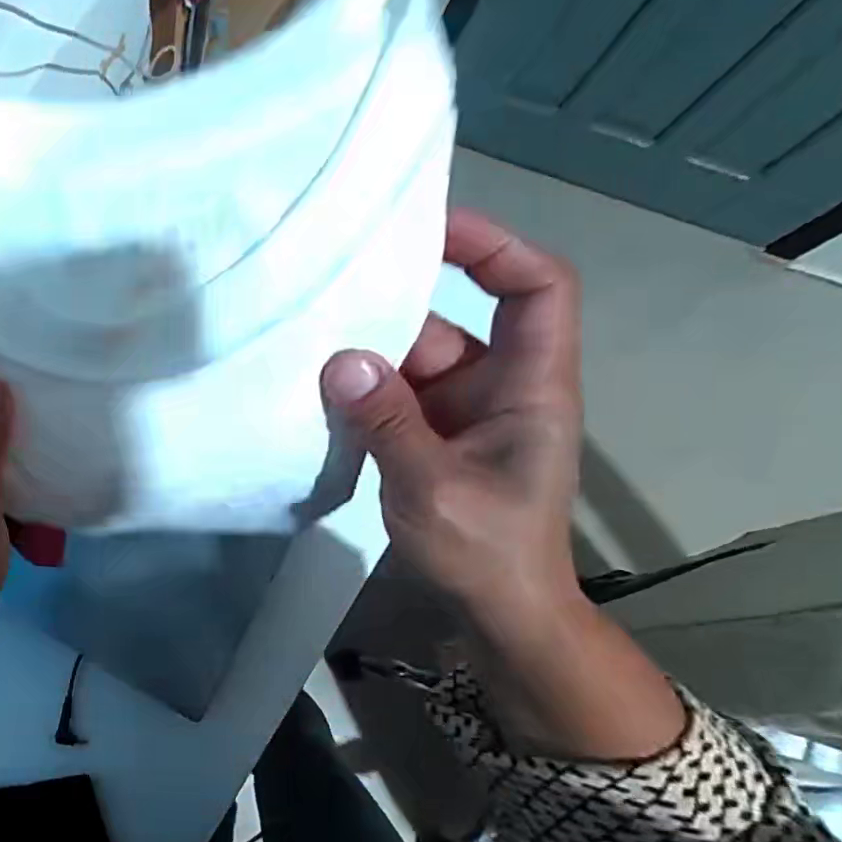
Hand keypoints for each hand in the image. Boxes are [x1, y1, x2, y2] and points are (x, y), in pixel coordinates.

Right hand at [322, 209, 584, 638]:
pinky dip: (357, 392)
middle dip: (394, 308)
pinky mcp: (429, 438)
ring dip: (364, 356)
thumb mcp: (434, 487)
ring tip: (305, 341)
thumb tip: (339, 360)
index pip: (536, 288)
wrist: (499, 612)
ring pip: (410, 362)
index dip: (495, 246)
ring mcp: (459, 413)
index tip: (431, 229)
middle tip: (329, 289)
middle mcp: (496, 386)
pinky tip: (315, 388)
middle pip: (451, 321)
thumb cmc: (487, 551)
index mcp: (529, 385)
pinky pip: (391, 397)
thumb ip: (388, 422)